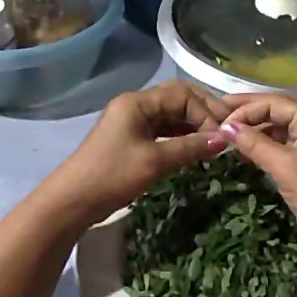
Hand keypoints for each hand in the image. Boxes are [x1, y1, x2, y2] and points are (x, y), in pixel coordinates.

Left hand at [37, 80, 230, 227]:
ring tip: (215, 142)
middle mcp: (135, 105)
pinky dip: (181, 136)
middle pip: (177, 98)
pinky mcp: (132, 139)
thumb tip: (224, 140)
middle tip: (225, 132)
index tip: (221, 136)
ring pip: (171, 115)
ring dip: (193, 125)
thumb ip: (190, 147)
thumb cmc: (112, 176)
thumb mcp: (154, 161)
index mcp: (137, 102)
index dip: (205, 112)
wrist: (72, 202)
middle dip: (203, 113)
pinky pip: (163, 129)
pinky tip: (196, 148)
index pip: (182, 94)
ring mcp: (132, 122)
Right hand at [218, 95, 296, 267]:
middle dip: (247, 116)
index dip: (248, 107)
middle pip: (276, 113)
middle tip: (217, 118)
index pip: (276, 103)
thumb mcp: (285, 166)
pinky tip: (241, 154)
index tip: (221, 117)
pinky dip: (260, 149)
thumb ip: (255, 143)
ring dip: (252, 133)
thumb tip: (225, 127)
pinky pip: (278, 150)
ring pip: (275, 132)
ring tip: (225, 138)